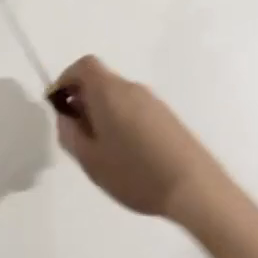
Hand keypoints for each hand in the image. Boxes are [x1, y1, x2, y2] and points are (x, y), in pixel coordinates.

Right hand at [53, 55, 227, 218]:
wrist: (197, 191)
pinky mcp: (171, 120)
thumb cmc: (136, 173)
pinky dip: (124, 121)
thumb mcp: (90, 160)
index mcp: (109, 92)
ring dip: (105, 113)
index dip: (66, 80)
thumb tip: (66, 117)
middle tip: (79, 133)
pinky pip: (137, 110)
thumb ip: (70, 134)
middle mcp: (133, 89)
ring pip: (120, 97)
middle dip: (84, 100)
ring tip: (104, 149)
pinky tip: (130, 155)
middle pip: (102, 81)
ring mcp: (155, 103)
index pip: (83, 66)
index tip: (60, 105)